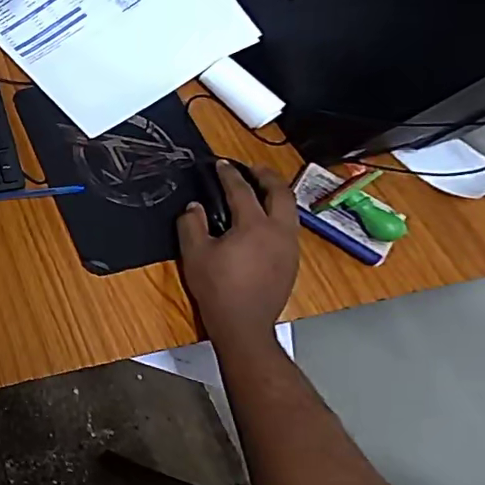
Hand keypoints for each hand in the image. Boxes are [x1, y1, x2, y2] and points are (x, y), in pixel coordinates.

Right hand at [177, 161, 300, 346]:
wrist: (243, 320)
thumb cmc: (215, 284)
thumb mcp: (193, 252)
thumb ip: (192, 224)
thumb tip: (195, 207)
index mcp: (255, 226)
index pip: (242, 192)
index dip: (230, 175)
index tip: (220, 164)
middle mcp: (280, 232)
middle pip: (281, 195)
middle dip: (267, 177)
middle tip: (253, 168)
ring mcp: (290, 247)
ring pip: (290, 212)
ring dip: (276, 196)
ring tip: (261, 190)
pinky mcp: (292, 261)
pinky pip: (289, 228)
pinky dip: (278, 214)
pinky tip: (264, 221)